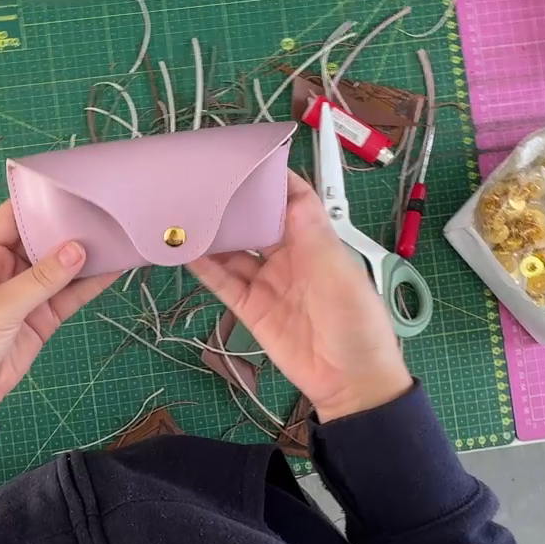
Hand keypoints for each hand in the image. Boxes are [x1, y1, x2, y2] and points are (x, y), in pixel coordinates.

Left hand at [0, 203, 115, 417]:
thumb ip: (39, 280)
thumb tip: (77, 249)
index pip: (12, 217)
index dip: (38, 200)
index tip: (71, 186)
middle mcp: (7, 269)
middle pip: (43, 239)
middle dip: (70, 227)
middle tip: (105, 210)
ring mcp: (27, 293)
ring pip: (61, 267)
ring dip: (86, 256)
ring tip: (119, 236)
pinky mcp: (43, 317)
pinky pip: (70, 295)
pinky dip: (91, 284)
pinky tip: (115, 269)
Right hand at [188, 173, 410, 420]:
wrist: (350, 384)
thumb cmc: (358, 326)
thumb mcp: (341, 277)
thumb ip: (313, 237)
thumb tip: (293, 194)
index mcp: (317, 243)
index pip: (291, 201)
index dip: (270, 180)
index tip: (245, 160)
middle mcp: (289, 257)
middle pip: (255, 222)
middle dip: (234, 204)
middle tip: (204, 185)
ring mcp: (268, 282)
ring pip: (234, 250)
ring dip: (214, 235)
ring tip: (187, 215)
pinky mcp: (251, 307)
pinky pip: (224, 281)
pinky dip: (205, 267)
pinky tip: (187, 251)